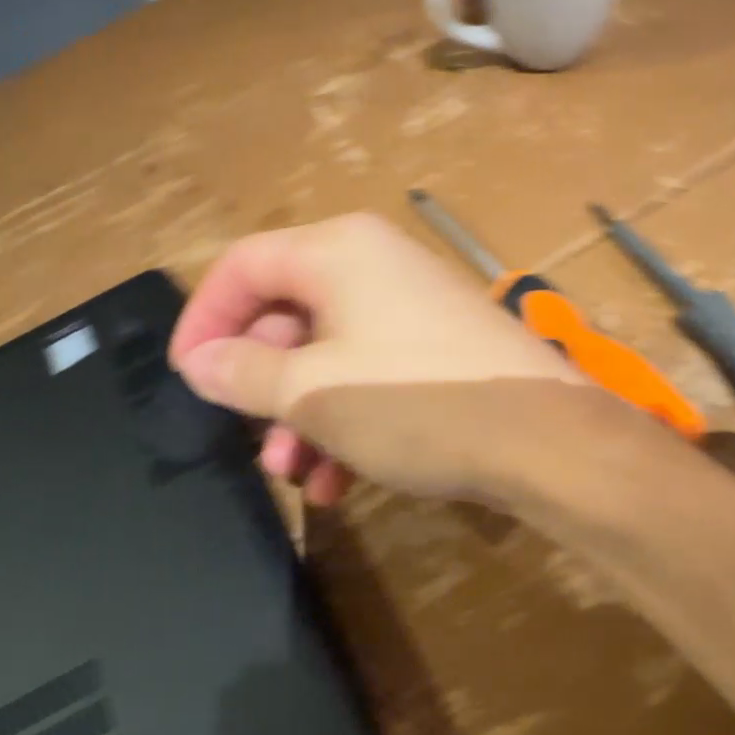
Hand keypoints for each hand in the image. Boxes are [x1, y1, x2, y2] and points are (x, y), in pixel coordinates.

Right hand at [169, 213, 585, 504]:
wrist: (545, 440)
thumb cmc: (417, 404)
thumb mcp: (316, 394)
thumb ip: (245, 375)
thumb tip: (199, 362)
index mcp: (337, 251)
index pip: (242, 266)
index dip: (204, 321)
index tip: (188, 379)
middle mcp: (376, 265)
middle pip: (288, 316)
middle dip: (264, 390)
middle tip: (254, 445)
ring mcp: (416, 310)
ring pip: (331, 358)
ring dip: (306, 420)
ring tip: (299, 478)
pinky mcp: (444, 353)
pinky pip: (375, 378)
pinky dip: (350, 424)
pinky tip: (342, 483)